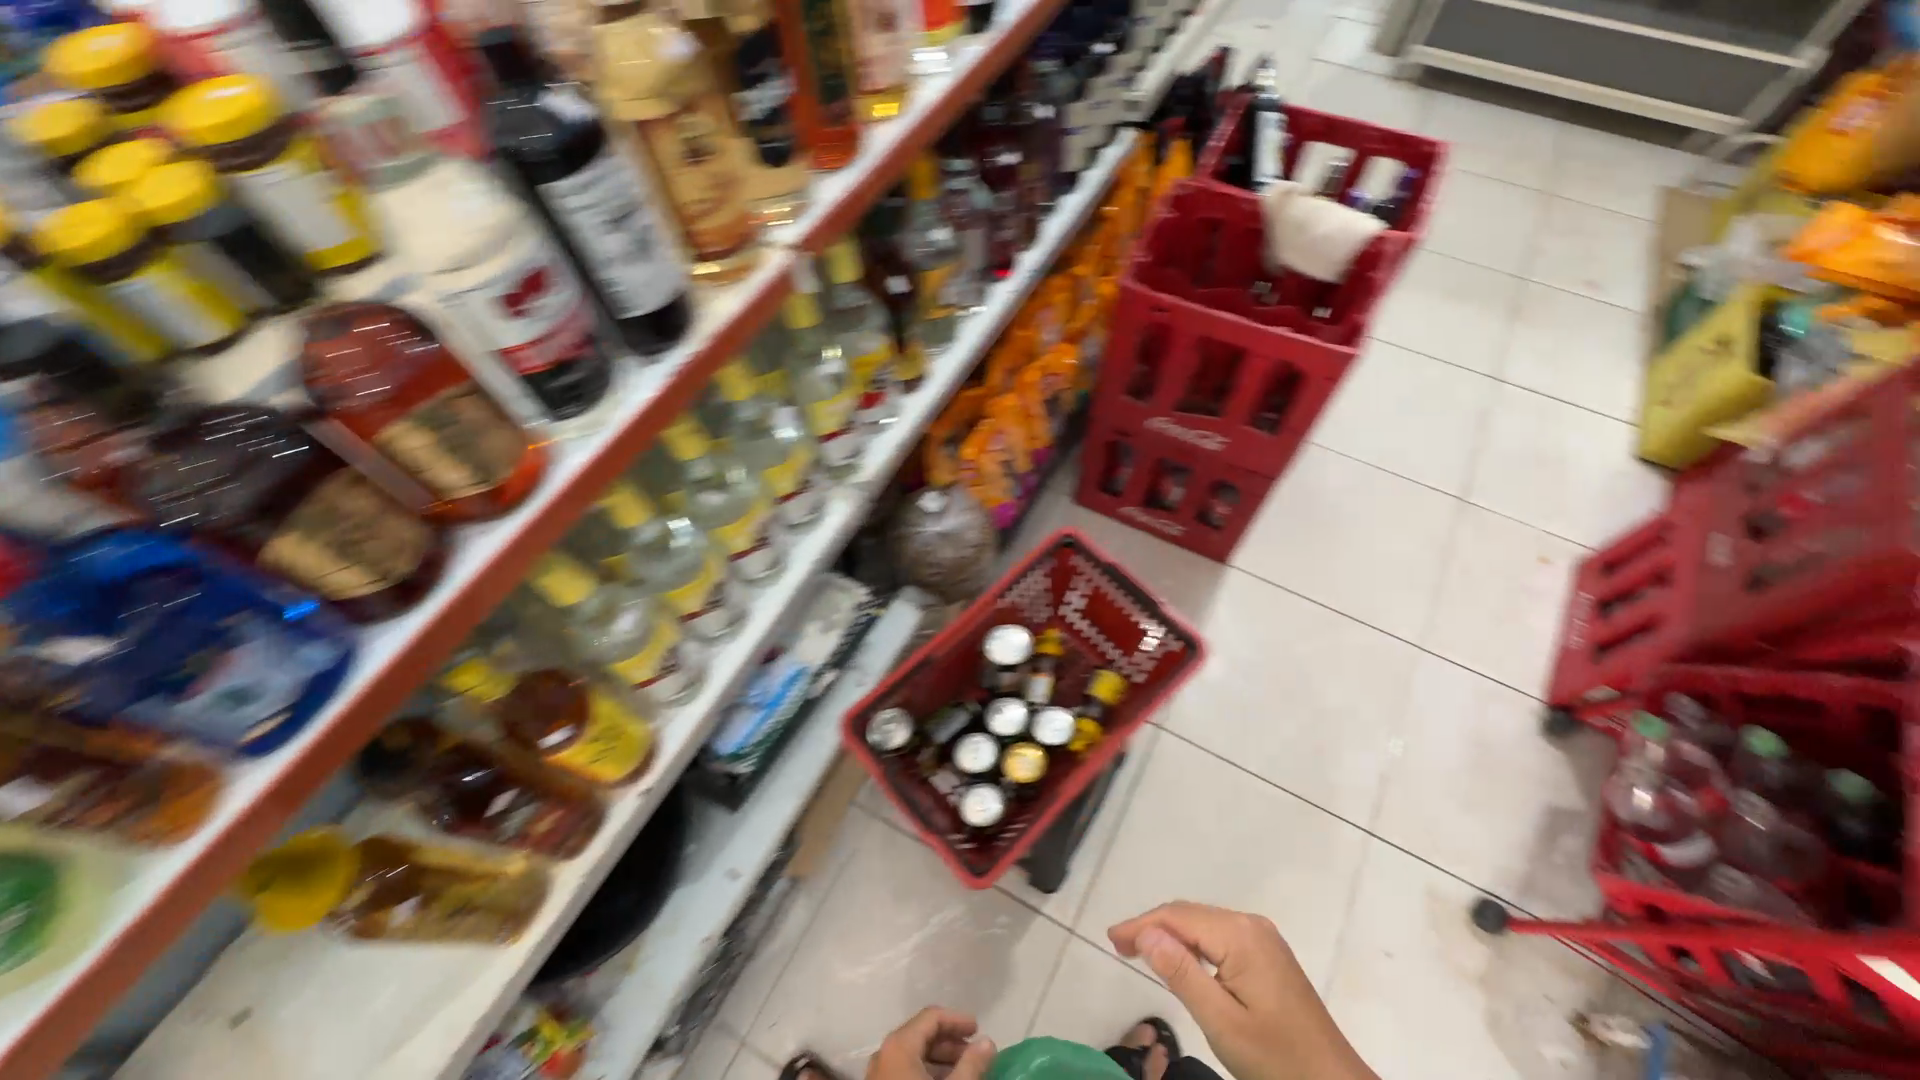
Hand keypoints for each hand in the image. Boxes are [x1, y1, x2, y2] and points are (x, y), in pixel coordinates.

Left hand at [866, 1007, 995, 1079]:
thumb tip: (987, 1043)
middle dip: (951, 1043)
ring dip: (940, 1060)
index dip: (958, 1020)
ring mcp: (878, 1075)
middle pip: (921, 1035)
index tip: (979, 1030)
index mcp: (899, 1046)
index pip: (931, 1017)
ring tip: (965, 1074)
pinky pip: (905, 1072)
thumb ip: (972, 1065)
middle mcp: (884, 1054)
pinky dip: (926, 1074)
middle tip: (975, 1055)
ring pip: (913, 1056)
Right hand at [1109, 902, 1376, 1079]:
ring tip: (1138, 951)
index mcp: (1240, 936)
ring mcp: (1263, 939)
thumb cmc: (1275, 1057)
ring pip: (1203, 923)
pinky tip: (1178, 959)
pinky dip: (1191, 942)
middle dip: (1152, 926)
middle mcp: (1252, 926)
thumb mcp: (1221, 1021)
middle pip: (1190, 914)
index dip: (1141, 924)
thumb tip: (1147, 933)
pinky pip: (1219, 936)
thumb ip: (1182, 974)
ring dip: (1170, 933)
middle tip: (1118, 946)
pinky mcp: (1268, 955)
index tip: (1111, 940)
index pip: (1178, 916)